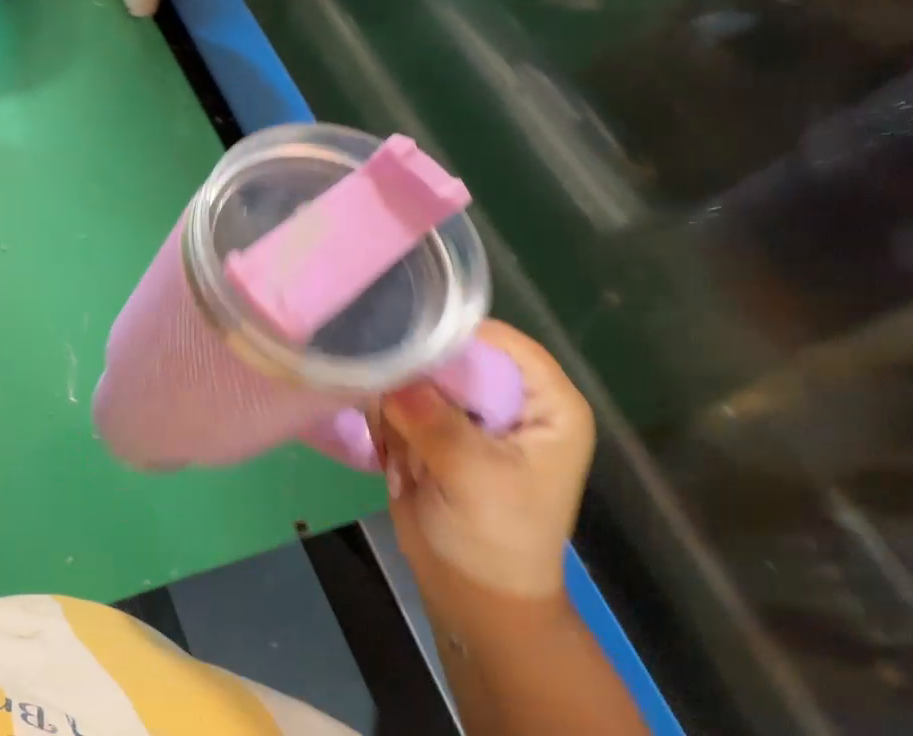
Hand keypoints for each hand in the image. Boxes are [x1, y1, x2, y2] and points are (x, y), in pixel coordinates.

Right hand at [372, 320, 593, 603]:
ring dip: (395, 397)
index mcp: (548, 404)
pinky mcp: (433, 431)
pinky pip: (399, 401)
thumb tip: (391, 375)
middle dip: (415, 366)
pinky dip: (385, 417)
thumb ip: (435, 421)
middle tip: (378, 378)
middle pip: (454, 353)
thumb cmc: (496, 537)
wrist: (473, 593)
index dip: (455, 335)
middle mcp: (510, 400)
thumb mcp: (474, 476)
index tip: (401, 334)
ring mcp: (469, 415)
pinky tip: (388, 448)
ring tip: (391, 434)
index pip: (503, 343)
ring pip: (418, 375)